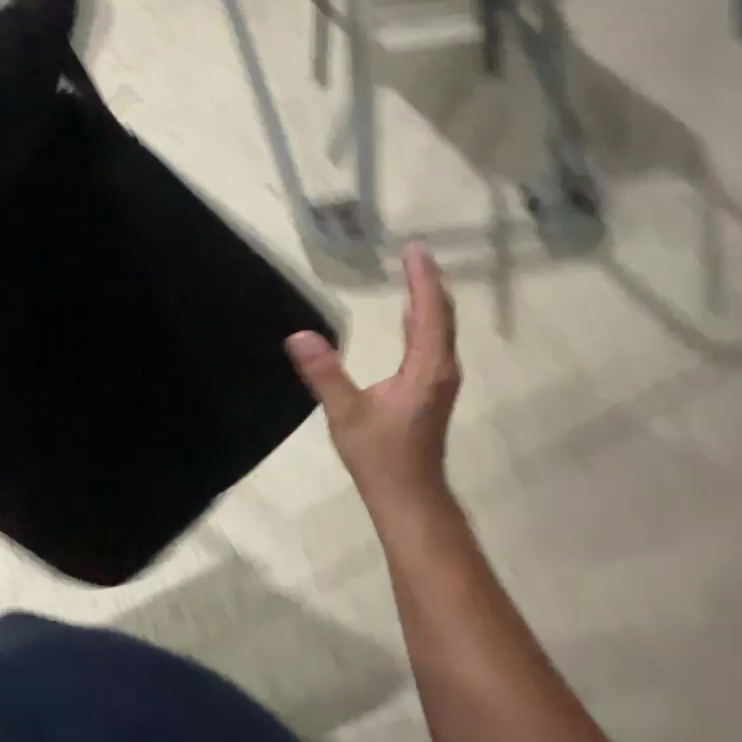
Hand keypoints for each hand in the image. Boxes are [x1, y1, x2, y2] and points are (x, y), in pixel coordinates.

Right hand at [286, 243, 460, 503]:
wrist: (408, 493)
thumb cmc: (381, 455)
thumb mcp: (346, 414)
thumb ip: (325, 373)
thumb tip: (299, 336)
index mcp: (427, 369)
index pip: (429, 313)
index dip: (422, 279)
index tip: (414, 249)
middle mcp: (441, 369)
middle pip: (441, 316)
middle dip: (428, 282)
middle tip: (414, 253)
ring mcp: (439, 380)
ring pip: (440, 330)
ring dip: (429, 300)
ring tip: (415, 274)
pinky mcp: (430, 389)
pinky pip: (432, 343)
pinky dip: (423, 320)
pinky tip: (411, 317)